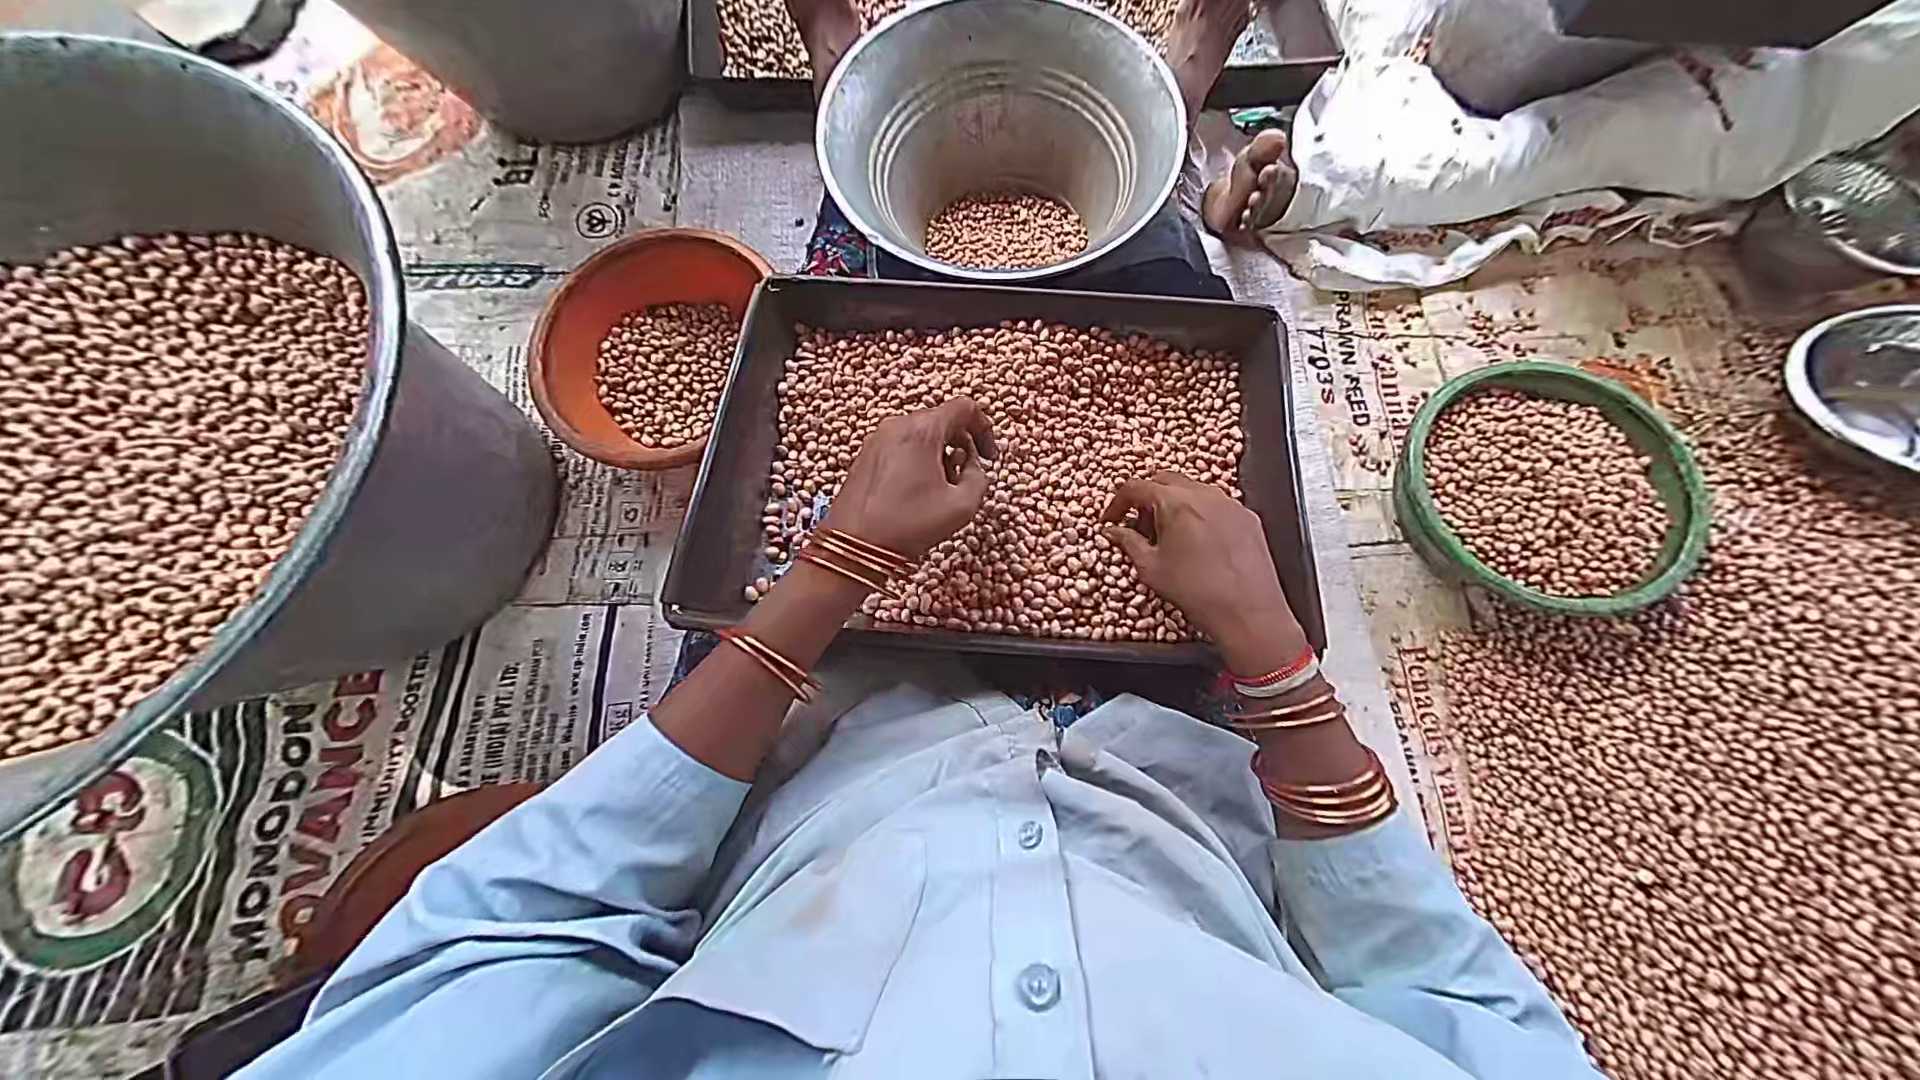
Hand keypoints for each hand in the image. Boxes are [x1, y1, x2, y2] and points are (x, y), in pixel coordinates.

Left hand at [824, 398, 996, 558]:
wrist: (854, 545)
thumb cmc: (905, 525)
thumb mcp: (962, 506)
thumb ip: (979, 478)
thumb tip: (974, 468)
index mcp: (922, 430)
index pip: (964, 408)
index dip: (985, 430)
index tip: (988, 456)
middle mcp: (897, 426)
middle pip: (941, 420)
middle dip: (961, 445)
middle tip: (966, 476)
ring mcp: (876, 440)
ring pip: (920, 435)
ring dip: (939, 455)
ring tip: (940, 489)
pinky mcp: (865, 457)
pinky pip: (900, 447)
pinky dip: (917, 461)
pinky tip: (917, 492)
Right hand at [1100, 471, 1307, 673]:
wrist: (1247, 611)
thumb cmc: (1198, 592)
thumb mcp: (1150, 568)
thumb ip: (1128, 542)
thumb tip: (1115, 532)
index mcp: (1175, 503)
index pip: (1136, 487)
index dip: (1118, 503)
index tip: (1113, 519)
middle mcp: (1204, 495)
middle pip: (1165, 481)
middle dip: (1146, 498)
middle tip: (1139, 525)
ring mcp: (1229, 504)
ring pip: (1192, 490)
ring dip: (1174, 504)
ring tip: (1168, 535)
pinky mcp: (1247, 517)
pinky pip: (1216, 504)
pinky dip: (1199, 513)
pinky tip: (1196, 541)